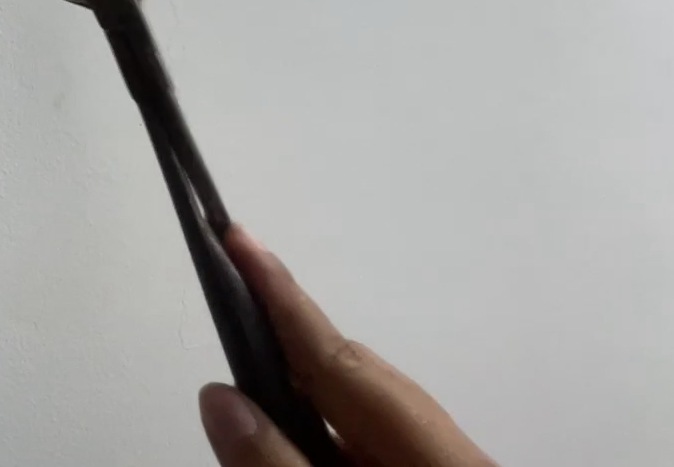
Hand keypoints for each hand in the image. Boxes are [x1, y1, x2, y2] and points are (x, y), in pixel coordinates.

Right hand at [199, 228, 496, 466]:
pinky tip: (306, 450)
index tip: (235, 231)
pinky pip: (384, 438)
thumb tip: (217, 396)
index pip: (336, 354)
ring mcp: (454, 462)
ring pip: (372, 408)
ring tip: (255, 396)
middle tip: (228, 308)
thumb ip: (278, 464)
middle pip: (360, 374)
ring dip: (310, 392)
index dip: (279, 293)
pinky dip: (335, 429)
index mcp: (438, 452)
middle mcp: (455, 450)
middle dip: (292, 337)